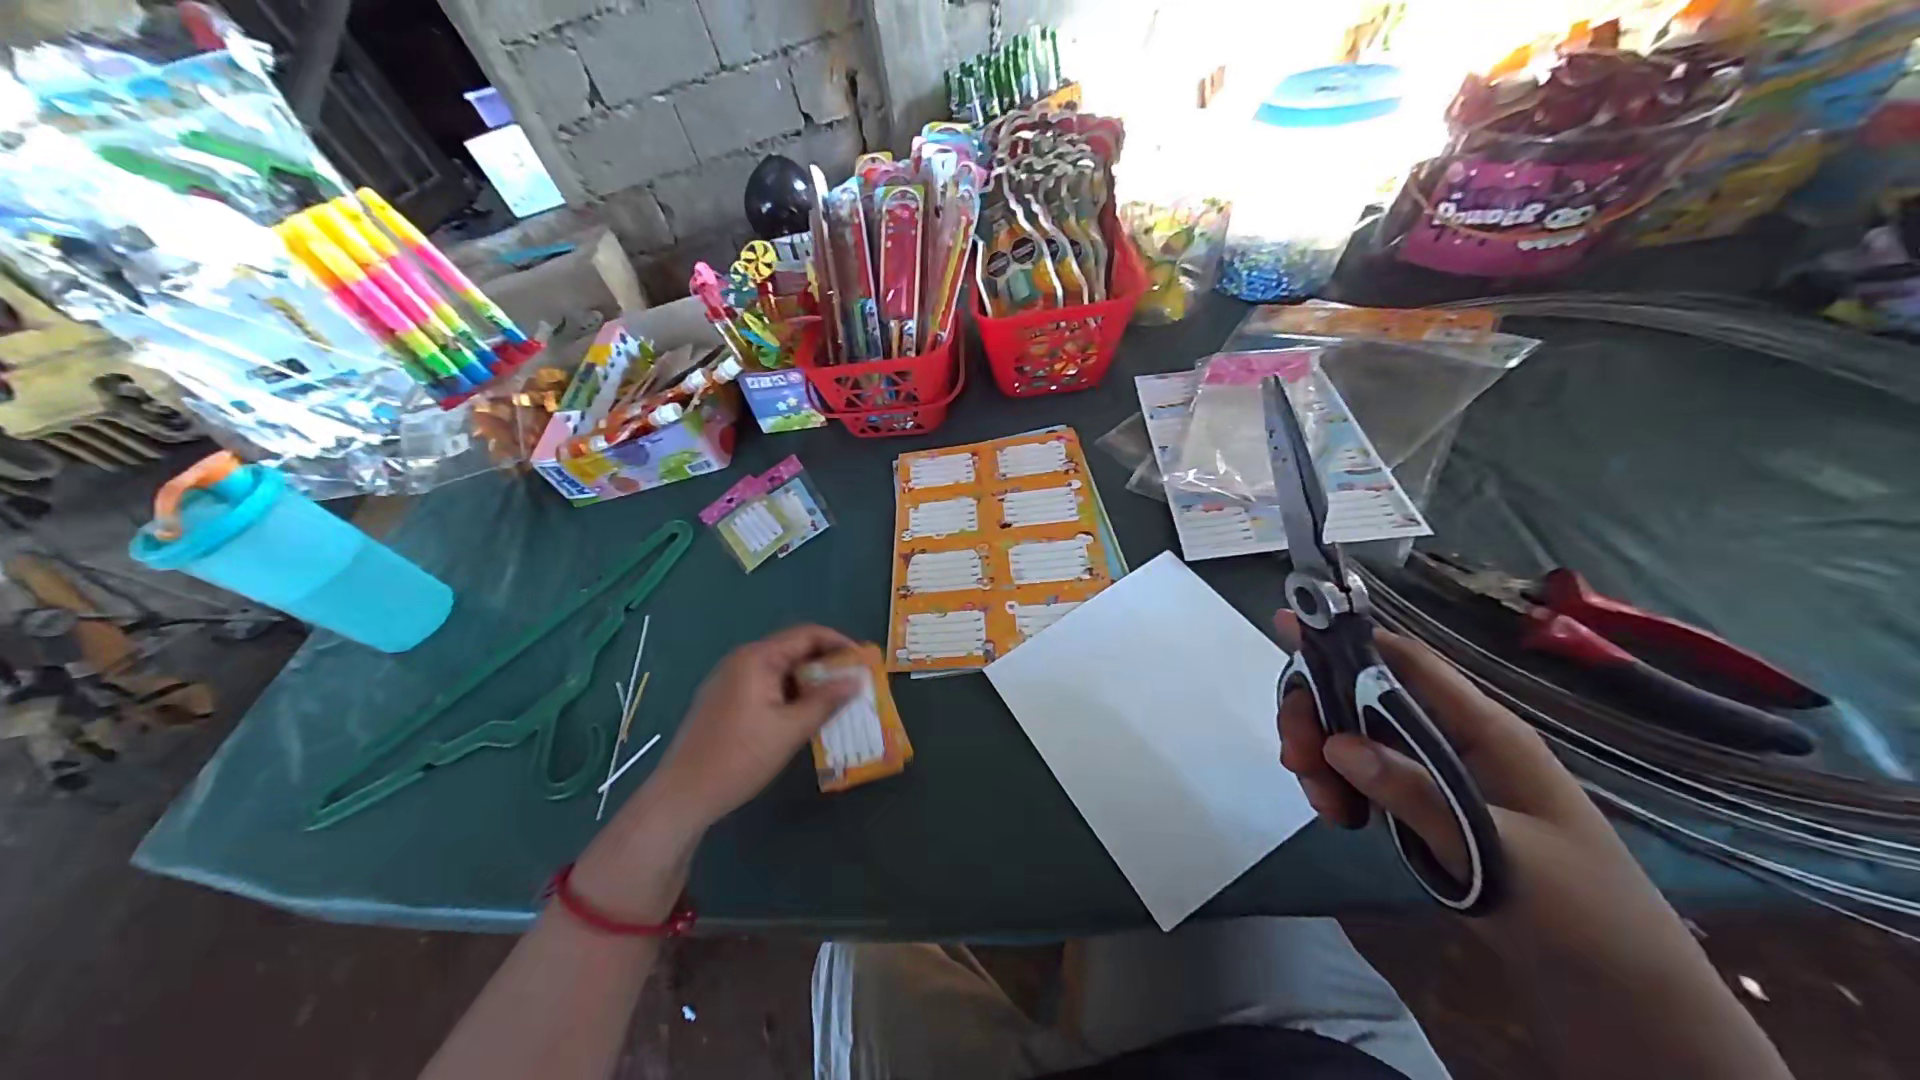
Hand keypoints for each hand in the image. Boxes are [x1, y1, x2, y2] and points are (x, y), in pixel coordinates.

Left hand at [644, 624, 858, 834]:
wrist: (682, 795)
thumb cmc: (740, 757)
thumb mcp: (790, 730)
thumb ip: (826, 701)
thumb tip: (857, 679)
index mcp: (757, 659)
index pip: (807, 635)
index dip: (839, 643)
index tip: (864, 661)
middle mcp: (741, 661)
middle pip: (793, 650)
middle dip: (826, 665)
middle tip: (854, 684)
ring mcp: (729, 681)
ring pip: (779, 671)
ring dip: (808, 682)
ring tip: (836, 702)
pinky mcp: (724, 701)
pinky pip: (765, 686)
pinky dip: (789, 695)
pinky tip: (804, 716)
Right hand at [1274, 612, 1696, 961]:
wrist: (1622, 987)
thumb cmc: (1578, 909)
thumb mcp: (1497, 851)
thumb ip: (1415, 793)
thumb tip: (1335, 743)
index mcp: (1484, 729)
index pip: (1406, 661)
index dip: (1345, 636)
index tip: (1286, 624)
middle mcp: (1454, 737)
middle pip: (1363, 695)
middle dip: (1317, 713)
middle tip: (1295, 758)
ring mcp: (1437, 769)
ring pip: (1354, 734)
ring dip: (1322, 757)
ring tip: (1326, 807)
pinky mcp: (1424, 801)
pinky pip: (1363, 773)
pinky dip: (1338, 786)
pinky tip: (1340, 817)